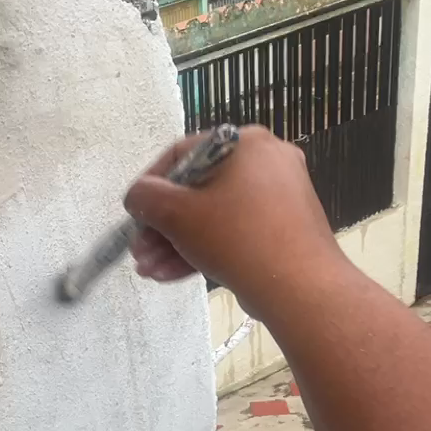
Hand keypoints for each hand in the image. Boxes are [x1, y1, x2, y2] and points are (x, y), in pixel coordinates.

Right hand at [123, 125, 355, 320]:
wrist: (297, 285)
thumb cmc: (235, 238)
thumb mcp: (176, 214)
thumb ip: (145, 197)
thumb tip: (137, 196)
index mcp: (244, 144)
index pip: (181, 154)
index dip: (149, 186)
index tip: (133, 215)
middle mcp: (264, 162)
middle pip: (193, 190)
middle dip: (159, 227)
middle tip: (138, 251)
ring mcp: (275, 196)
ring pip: (208, 216)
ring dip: (172, 244)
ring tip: (149, 270)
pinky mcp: (278, 227)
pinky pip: (228, 231)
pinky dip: (199, 249)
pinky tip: (169, 274)